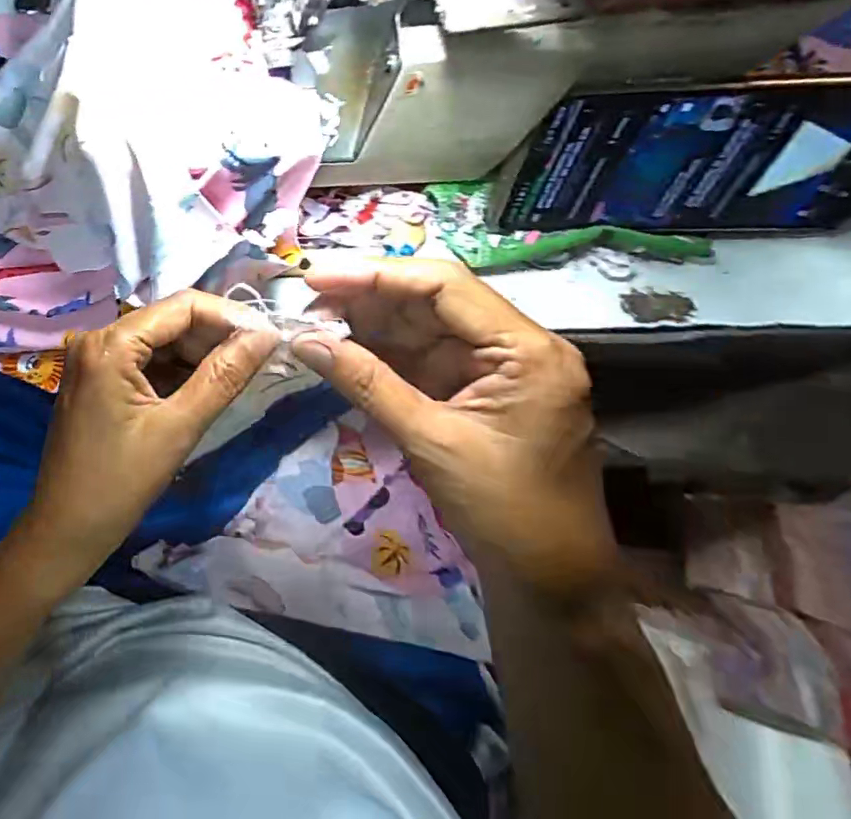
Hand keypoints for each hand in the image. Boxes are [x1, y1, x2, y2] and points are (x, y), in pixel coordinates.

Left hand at [6, 290, 280, 594]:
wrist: (66, 527)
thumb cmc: (120, 482)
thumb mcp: (178, 427)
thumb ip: (223, 376)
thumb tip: (265, 335)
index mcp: (110, 343)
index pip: (182, 306)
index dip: (230, 316)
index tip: (270, 337)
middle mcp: (96, 338)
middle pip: (169, 320)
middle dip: (216, 336)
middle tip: (261, 359)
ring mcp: (92, 358)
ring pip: (158, 341)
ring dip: (199, 354)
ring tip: (241, 374)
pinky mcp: (95, 378)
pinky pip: (143, 361)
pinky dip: (176, 370)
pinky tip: (206, 387)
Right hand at [290, 258, 616, 601]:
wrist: (547, 576)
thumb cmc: (505, 508)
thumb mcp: (429, 440)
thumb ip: (365, 382)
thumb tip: (303, 340)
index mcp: (526, 350)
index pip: (444, 286)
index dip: (376, 274)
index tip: (318, 277)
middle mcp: (511, 345)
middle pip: (428, 299)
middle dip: (364, 295)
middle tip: (305, 300)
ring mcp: (488, 365)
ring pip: (416, 324)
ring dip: (363, 320)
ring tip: (311, 320)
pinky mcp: (466, 386)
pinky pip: (413, 354)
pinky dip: (373, 349)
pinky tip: (335, 344)